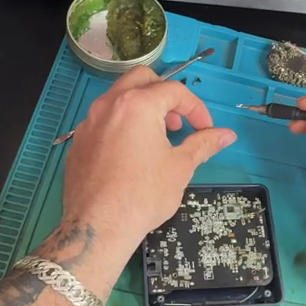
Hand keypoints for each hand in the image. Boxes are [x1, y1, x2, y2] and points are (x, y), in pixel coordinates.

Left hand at [58, 65, 236, 279]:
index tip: (205, 129)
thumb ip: (203, 143)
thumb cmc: (143, 194)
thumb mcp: (181, 167)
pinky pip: (104, 121)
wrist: (98, 226)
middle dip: (165, 95)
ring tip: (157, 138)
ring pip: (119, 98)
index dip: (196, 109)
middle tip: (178, 122)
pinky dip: (122, 125)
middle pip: (142, 80)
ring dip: (143, 108)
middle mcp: (110, 105)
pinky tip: (131, 154)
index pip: (174, 91)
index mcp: (138, 105)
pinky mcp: (79, 142)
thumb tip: (227, 135)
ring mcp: (89, 122)